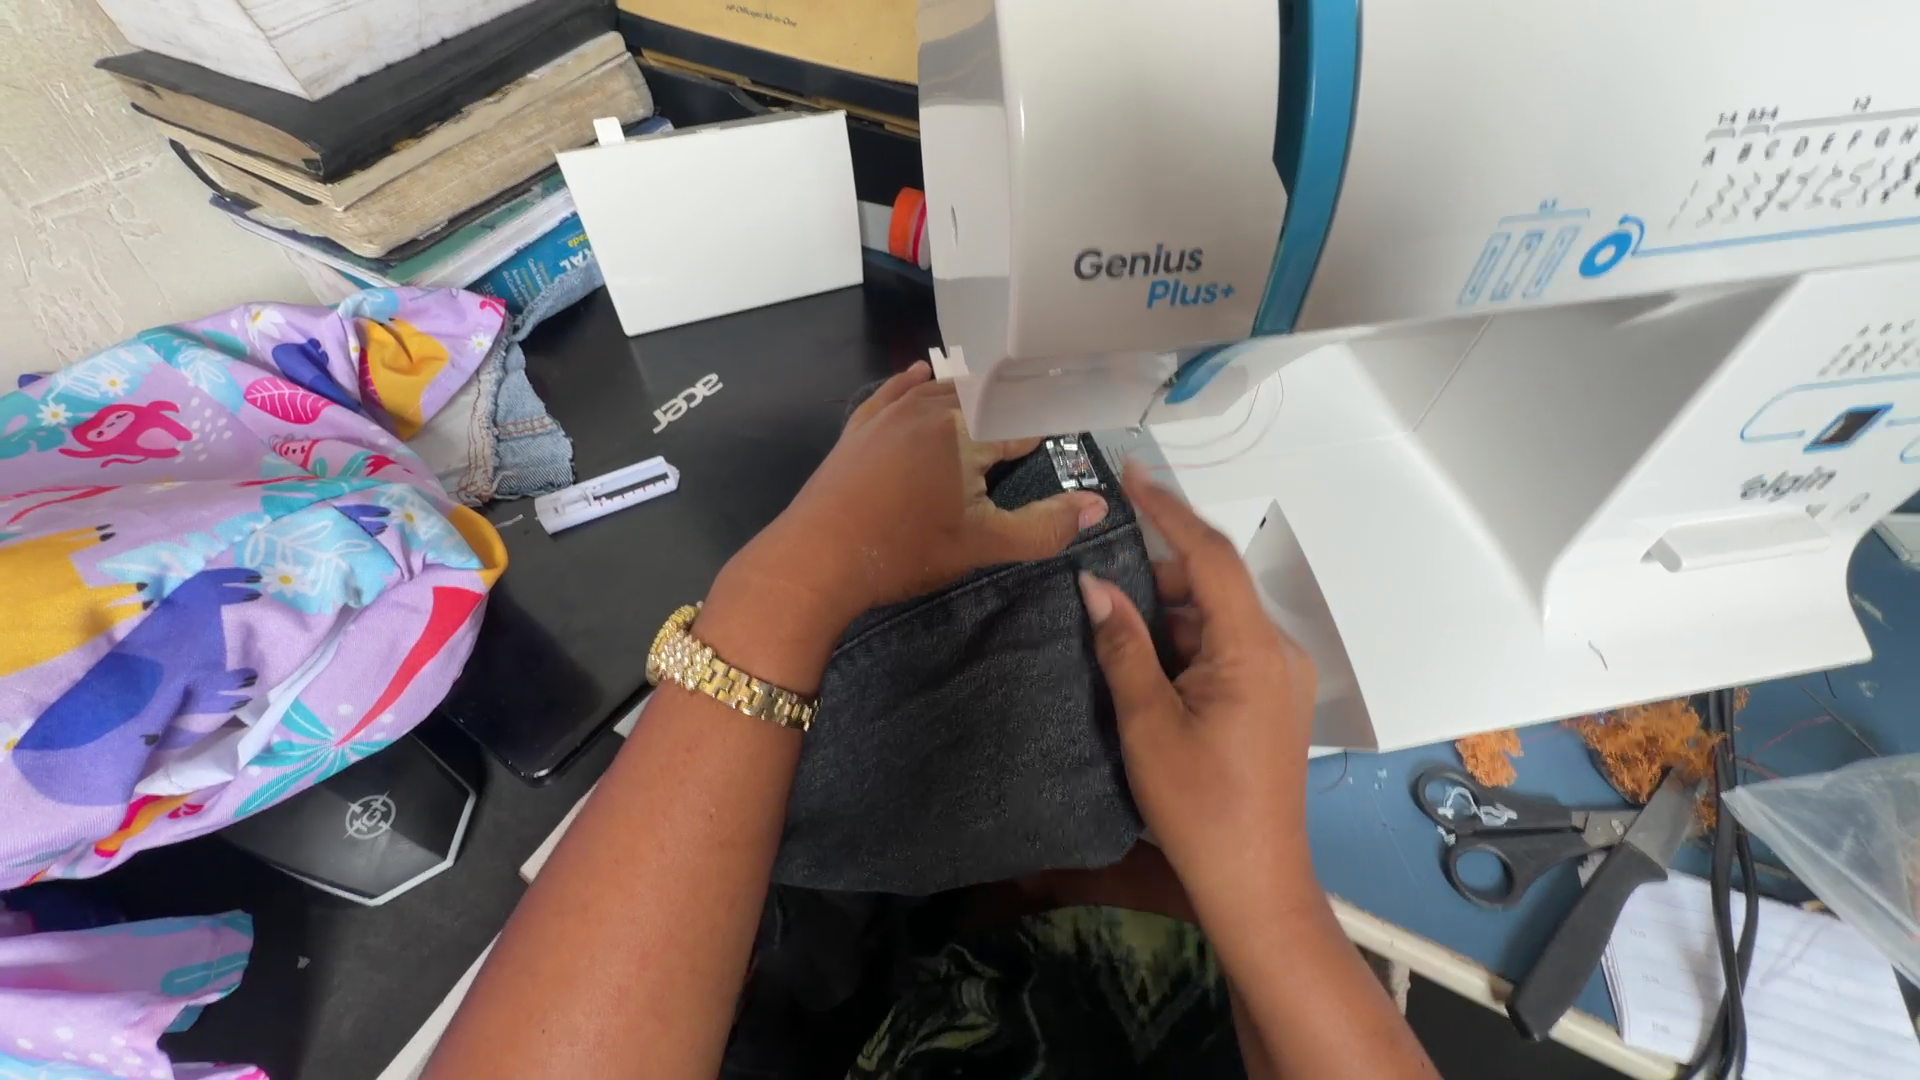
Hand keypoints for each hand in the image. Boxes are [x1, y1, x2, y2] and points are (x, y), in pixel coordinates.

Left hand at [719, 362, 1107, 633]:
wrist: (815, 558)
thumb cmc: (904, 551)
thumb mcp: (983, 545)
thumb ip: (1045, 526)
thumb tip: (1098, 505)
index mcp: (967, 431)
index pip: (1023, 421)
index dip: (1051, 424)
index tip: (1076, 421)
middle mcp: (930, 408)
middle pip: (984, 396)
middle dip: (1014, 405)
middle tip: (1038, 415)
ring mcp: (890, 415)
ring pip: (941, 388)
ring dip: (972, 392)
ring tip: (996, 395)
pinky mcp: (859, 429)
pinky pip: (893, 392)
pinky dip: (915, 383)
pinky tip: (922, 374)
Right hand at [1078, 467, 1318, 916]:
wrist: (1253, 882)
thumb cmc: (1198, 804)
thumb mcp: (1146, 721)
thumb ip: (1122, 644)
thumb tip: (1092, 584)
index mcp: (1252, 649)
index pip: (1210, 557)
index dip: (1169, 510)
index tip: (1132, 475)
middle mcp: (1276, 650)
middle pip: (1210, 585)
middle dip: (1155, 581)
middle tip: (1098, 593)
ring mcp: (1278, 674)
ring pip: (1213, 617)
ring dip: (1165, 618)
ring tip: (1115, 641)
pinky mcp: (1270, 695)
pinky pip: (1222, 646)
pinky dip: (1182, 643)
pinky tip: (1145, 668)